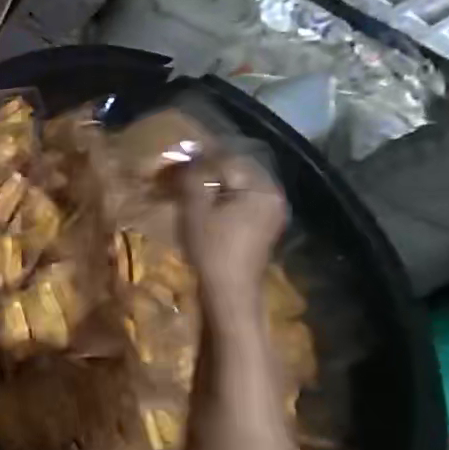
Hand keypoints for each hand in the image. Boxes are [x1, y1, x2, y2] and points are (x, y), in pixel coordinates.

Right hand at [180, 154, 286, 309]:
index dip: (199, 157)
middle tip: (179, 172)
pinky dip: (222, 198)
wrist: (229, 292)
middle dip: (207, 169)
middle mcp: (273, 196)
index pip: (228, 159)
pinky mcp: (263, 227)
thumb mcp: (195, 209)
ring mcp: (271, 212)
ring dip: (213, 184)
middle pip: (236, 171)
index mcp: (262, 188)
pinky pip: (241, 201)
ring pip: (238, 186)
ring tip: (187, 187)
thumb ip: (192, 177)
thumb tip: (184, 157)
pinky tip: (203, 204)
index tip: (175, 157)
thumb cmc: (212, 248)